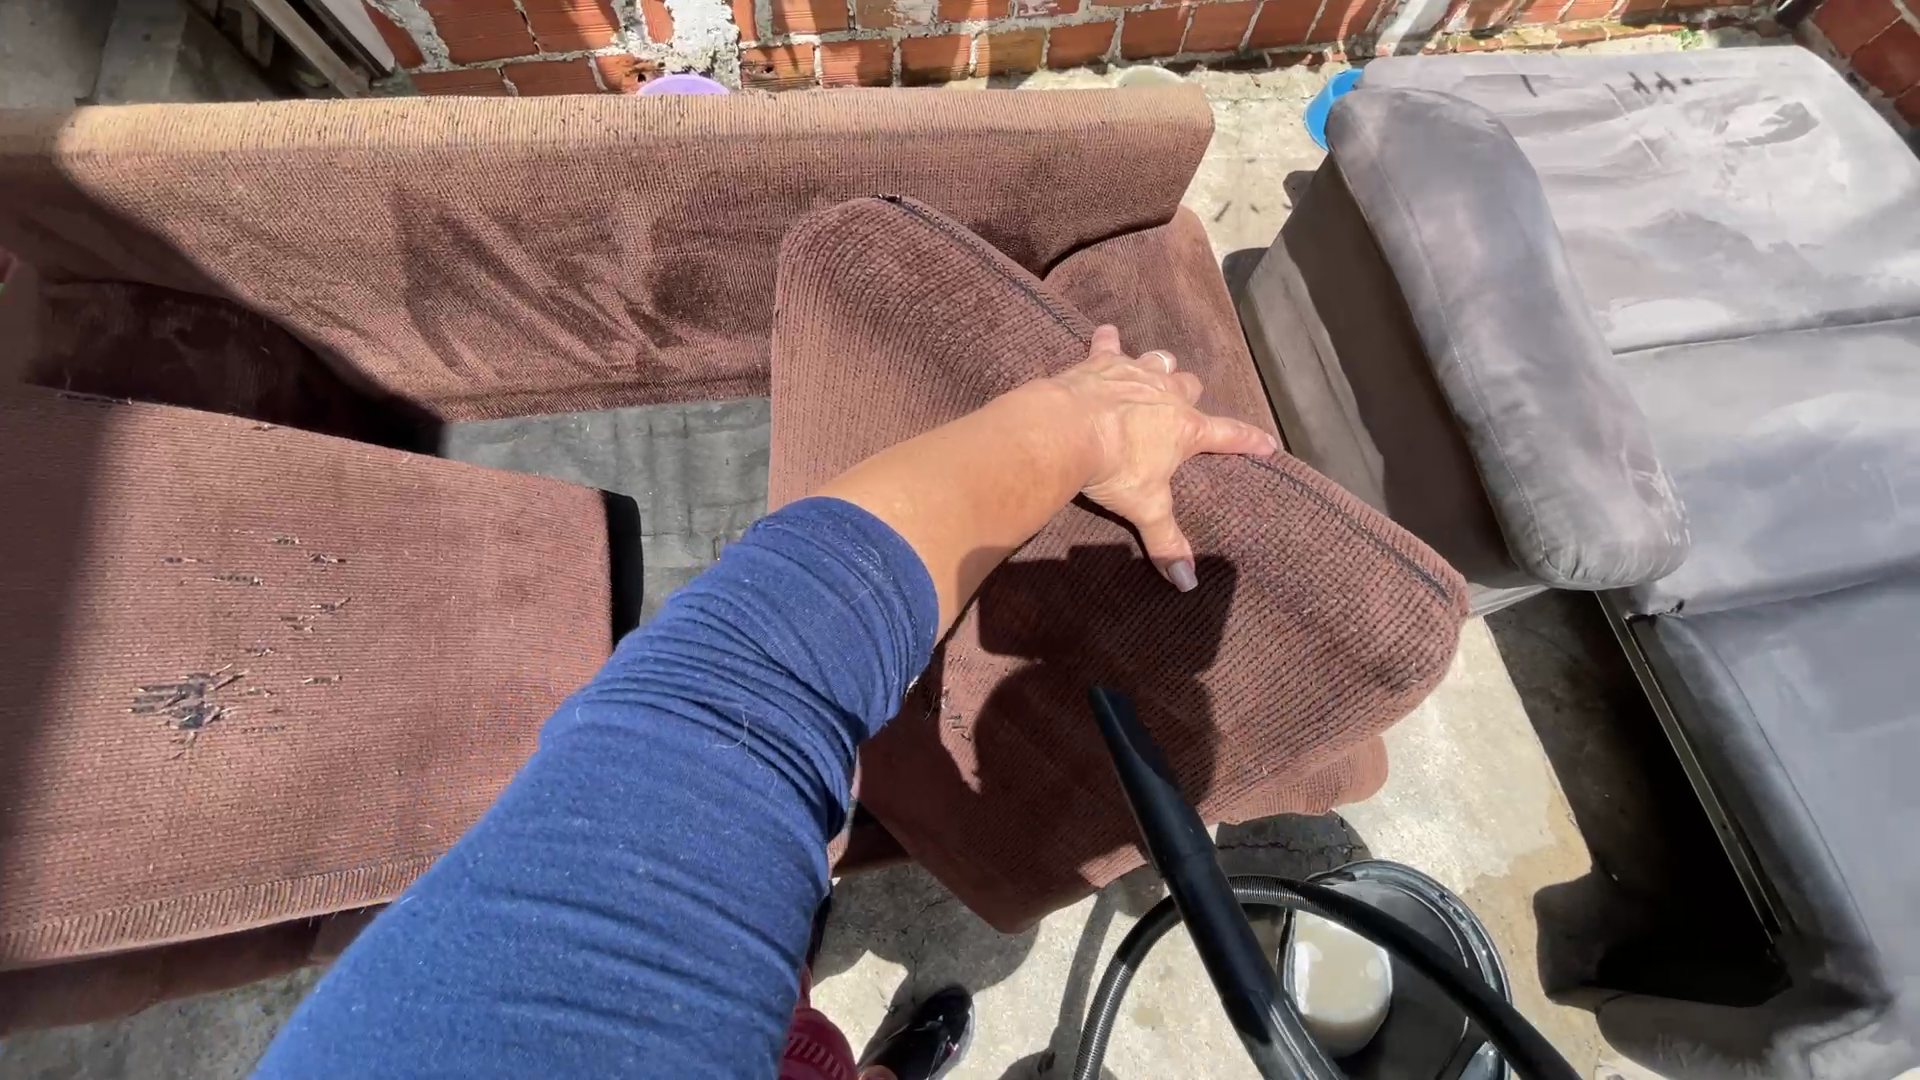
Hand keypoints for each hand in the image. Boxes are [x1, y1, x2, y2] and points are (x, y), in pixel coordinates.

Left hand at [1046, 325, 1278, 590]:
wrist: (1068, 430)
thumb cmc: (1114, 469)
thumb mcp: (1146, 508)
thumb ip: (1166, 542)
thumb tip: (1187, 583)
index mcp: (1184, 429)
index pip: (1228, 435)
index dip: (1248, 440)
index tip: (1267, 443)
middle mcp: (1165, 395)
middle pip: (1190, 387)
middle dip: (1191, 396)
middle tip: (1187, 403)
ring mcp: (1133, 374)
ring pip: (1159, 360)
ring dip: (1159, 366)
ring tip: (1158, 368)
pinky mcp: (1099, 363)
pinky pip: (1106, 344)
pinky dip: (1106, 342)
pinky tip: (1104, 335)